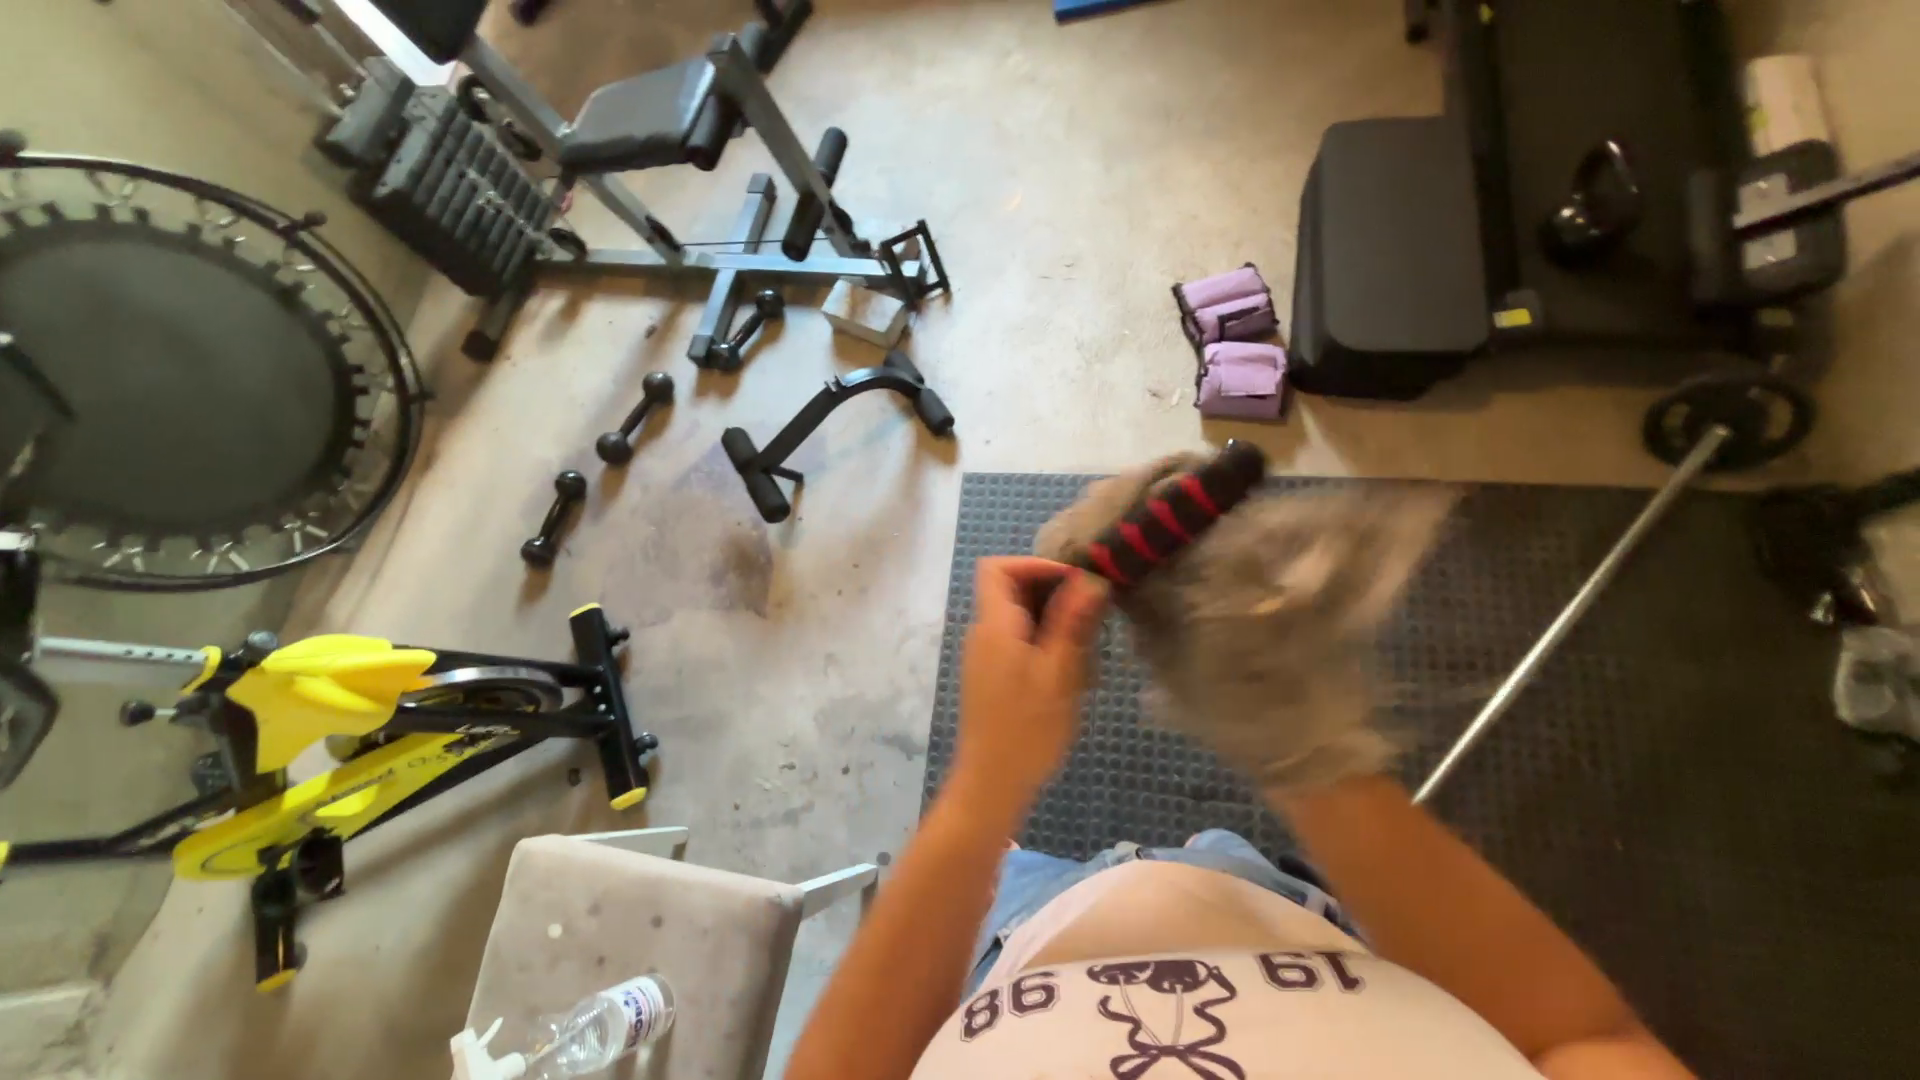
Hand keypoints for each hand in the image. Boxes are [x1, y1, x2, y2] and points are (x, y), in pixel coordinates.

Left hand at [949, 557, 1109, 827]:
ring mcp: (986, 656)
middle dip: (1053, 593)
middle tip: (1091, 614)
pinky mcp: (994, 677)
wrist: (992, 784)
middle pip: (1011, 589)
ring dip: (1054, 622)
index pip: (997, 567)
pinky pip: (1019, 642)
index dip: (1035, 565)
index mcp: (994, 624)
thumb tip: (1090, 578)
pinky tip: (1072, 672)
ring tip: (1087, 647)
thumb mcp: (1060, 672)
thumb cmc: (1028, 728)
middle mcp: (984, 633)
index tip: (1075, 582)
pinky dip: (1046, 644)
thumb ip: (1072, 622)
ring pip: (1020, 617)